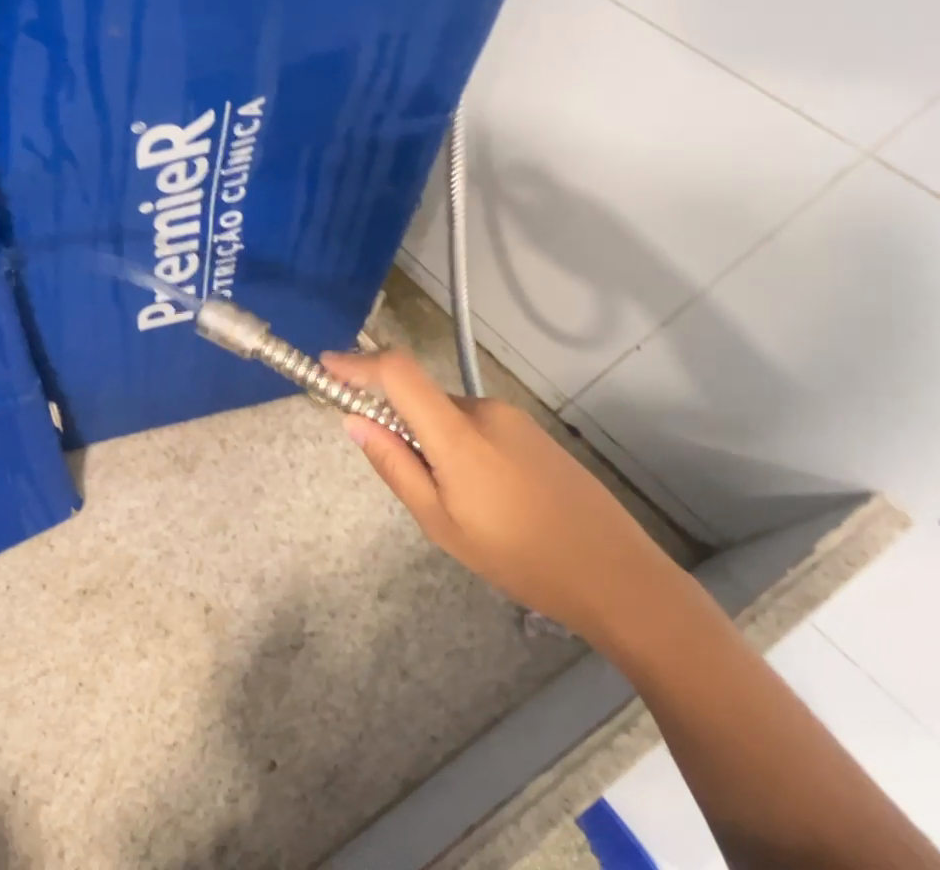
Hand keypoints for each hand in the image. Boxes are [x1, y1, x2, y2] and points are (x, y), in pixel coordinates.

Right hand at [321, 349, 694, 645]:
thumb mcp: (439, 522)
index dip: (356, 363)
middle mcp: (486, 411)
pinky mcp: (533, 434)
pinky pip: (475, 427)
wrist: (615, 575)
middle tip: (403, 480)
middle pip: (420, 398)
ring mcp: (514, 420)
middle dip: (396, 423)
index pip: (398, 373)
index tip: (324, 366)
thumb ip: (394, 465)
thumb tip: (354, 421)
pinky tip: (481, 497)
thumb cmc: (517, 557)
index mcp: (459, 433)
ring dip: (429, 441)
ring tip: (454, 503)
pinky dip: (456, 447)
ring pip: (447, 416)